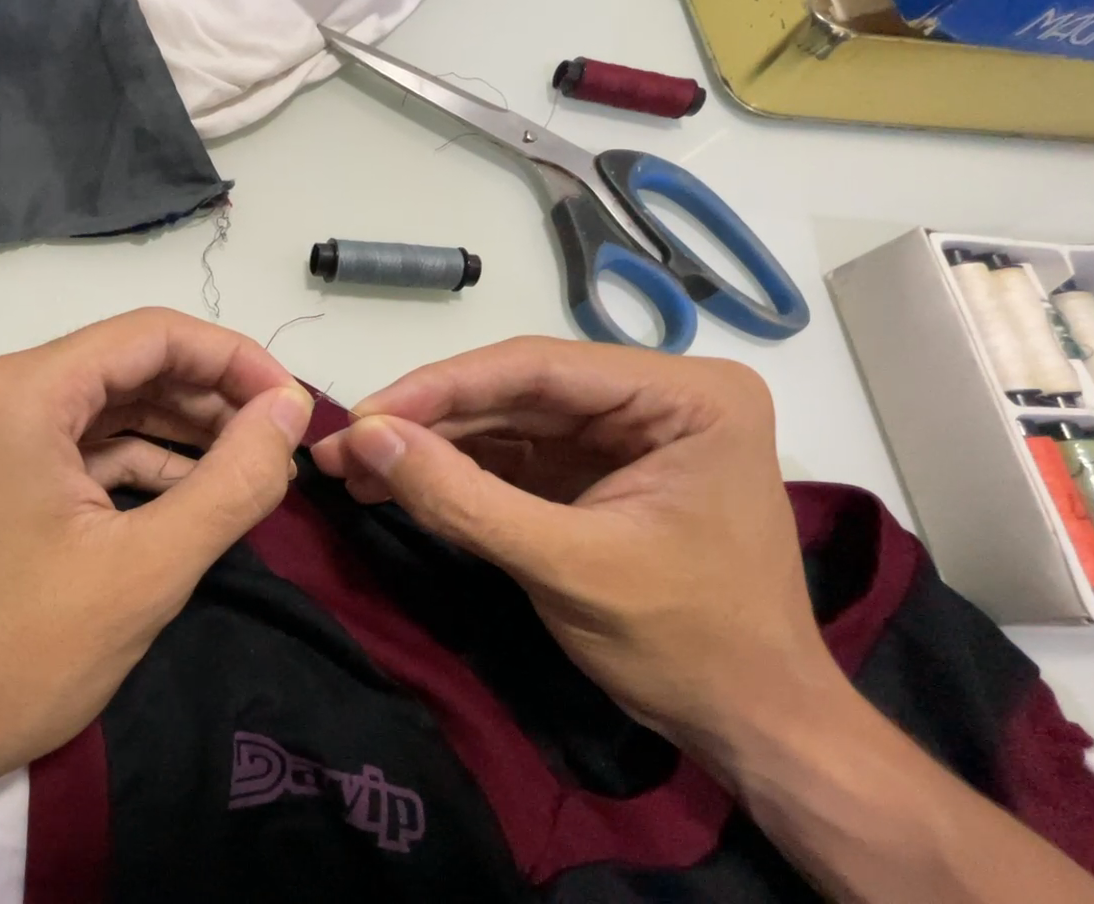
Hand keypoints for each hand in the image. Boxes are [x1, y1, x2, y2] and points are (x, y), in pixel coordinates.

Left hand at [0, 308, 313, 814]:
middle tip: (278, 445)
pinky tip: (188, 493)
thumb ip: (231, 482)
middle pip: (127, 365)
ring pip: (105, 406)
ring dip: (178, 431)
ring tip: (249, 470)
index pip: (152, 335)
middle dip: (210, 398)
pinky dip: (135, 463)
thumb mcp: (146, 570)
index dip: (234, 360)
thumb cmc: (17, 654)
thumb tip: (288, 410)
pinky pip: (77, 446)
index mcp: (22, 392)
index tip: (293, 406)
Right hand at [309, 336, 839, 755]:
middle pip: (513, 392)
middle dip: (424, 422)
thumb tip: (363, 438)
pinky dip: (452, 475)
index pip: (536, 367)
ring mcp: (622, 435)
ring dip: (428, 448)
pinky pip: (509, 459)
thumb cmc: (684, 643)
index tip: (361, 417)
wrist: (748, 726)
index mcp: (683, 396)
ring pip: (502, 424)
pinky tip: (395, 485)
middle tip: (344, 448)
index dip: (438, 389)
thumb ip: (460, 498)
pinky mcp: (592, 473)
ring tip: (352, 469)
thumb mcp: (564, 565)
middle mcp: (654, 398)